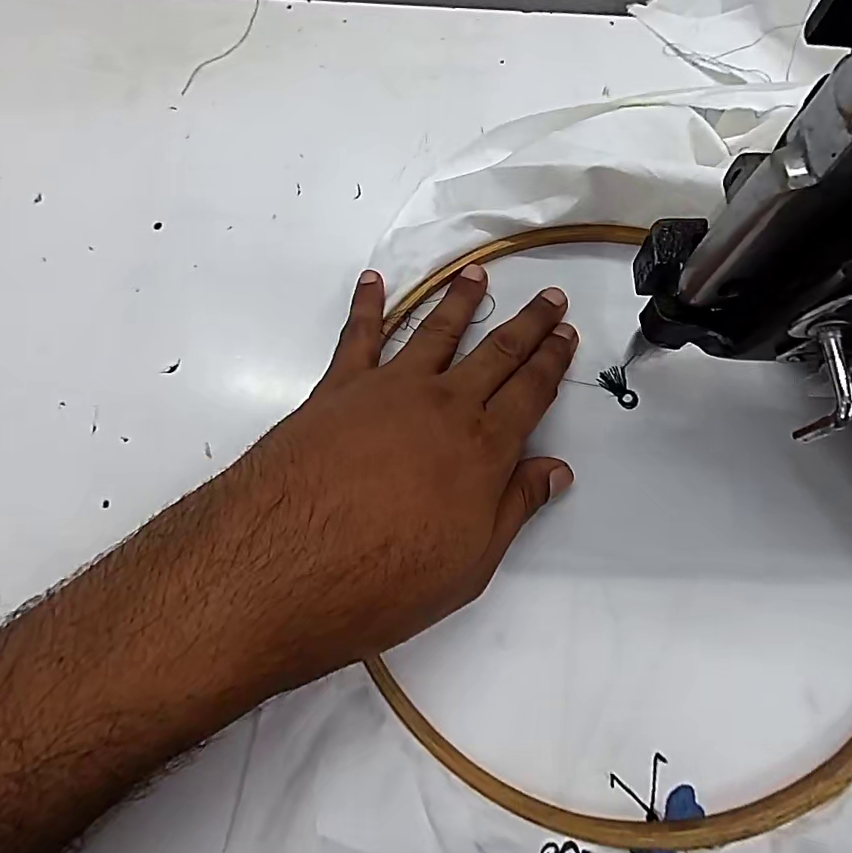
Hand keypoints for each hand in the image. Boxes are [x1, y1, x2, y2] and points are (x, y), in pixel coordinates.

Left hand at [175, 264, 577, 692]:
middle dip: (528, 323)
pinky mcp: (339, 386)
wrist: (285, 563)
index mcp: (482, 447)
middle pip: (497, 352)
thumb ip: (514, 508)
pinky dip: (367, 303)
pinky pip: (358, 334)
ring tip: (477, 273)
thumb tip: (556, 469)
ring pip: (436, 330)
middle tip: (548, 297)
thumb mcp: (469, 564)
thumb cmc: (386, 579)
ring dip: (460, 299)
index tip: (565, 333)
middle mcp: (444, 404)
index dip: (551, 360)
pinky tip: (373, 280)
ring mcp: (390, 388)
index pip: (530, 392)